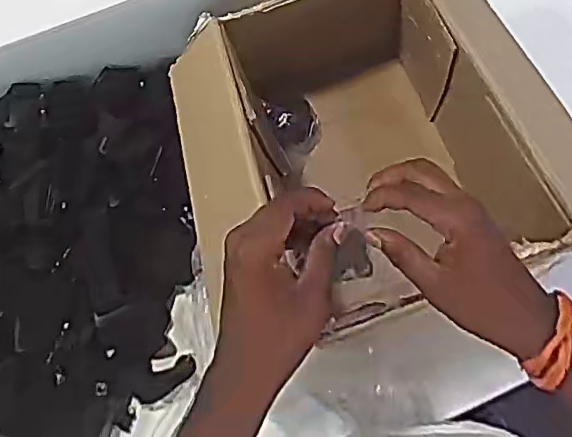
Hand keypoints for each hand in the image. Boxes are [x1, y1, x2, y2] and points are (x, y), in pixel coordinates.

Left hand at [209, 188, 342, 400]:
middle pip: (276, 209)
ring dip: (297, 222)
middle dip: (308, 211)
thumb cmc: (275, 341)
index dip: (313, 201)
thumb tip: (335, 228)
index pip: (285, 204)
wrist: (245, 371)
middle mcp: (240, 240)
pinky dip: (284, 234)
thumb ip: (324, 255)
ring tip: (325, 235)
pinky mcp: (237, 258)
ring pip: (270, 219)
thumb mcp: (311, 297)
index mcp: (254, 244)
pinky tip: (305, 249)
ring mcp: (236, 248)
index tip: (335, 208)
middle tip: (334, 222)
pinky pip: (263, 233)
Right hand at [362, 158, 558, 359]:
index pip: (408, 193)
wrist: (530, 320)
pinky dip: (418, 185)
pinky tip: (406, 201)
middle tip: (369, 191)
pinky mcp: (474, 214)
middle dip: (390, 175)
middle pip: (421, 169)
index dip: (381, 196)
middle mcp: (464, 203)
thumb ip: (402, 254)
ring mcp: (472, 206)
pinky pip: (440, 186)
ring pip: (431, 173)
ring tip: (381, 193)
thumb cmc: (485, 308)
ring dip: (404, 177)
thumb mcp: (437, 287)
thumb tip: (374, 233)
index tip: (363, 208)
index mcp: (456, 217)